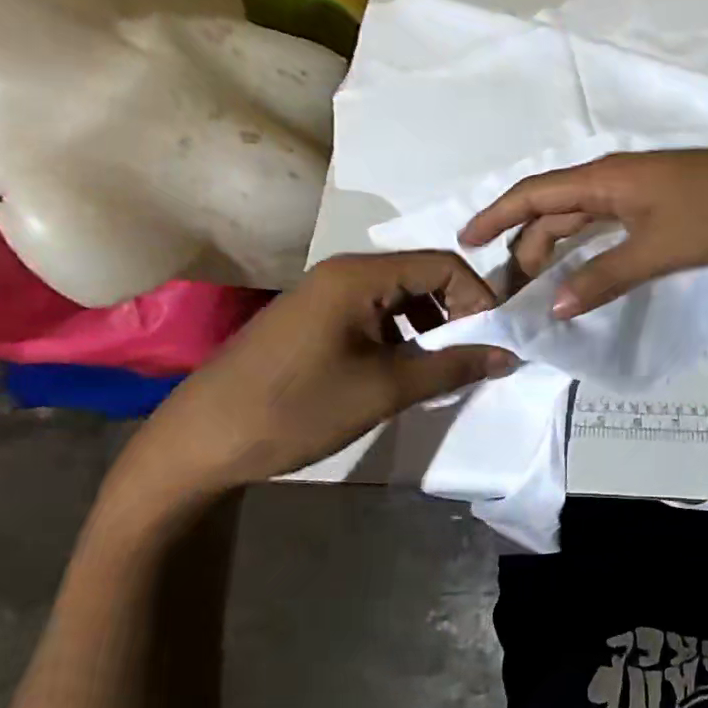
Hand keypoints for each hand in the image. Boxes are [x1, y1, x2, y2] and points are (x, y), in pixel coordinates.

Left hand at [119, 252, 515, 496]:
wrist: (198, 443)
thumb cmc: (296, 408)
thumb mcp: (384, 390)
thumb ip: (452, 367)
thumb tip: (509, 355)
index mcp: (358, 275)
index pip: (442, 264)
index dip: (478, 297)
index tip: (493, 338)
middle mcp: (341, 272)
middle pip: (421, 276)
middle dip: (456, 312)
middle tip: (471, 354)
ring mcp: (322, 295)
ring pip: (397, 297)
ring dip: (428, 326)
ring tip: (438, 367)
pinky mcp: (311, 319)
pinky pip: (371, 313)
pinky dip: (399, 335)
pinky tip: (400, 370)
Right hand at [459, 147, 707, 318]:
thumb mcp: (656, 250)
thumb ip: (603, 278)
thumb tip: (554, 307)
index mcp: (604, 180)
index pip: (534, 194)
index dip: (497, 215)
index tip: (465, 240)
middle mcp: (611, 178)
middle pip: (552, 209)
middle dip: (524, 243)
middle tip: (508, 288)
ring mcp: (634, 189)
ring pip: (579, 217)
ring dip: (554, 246)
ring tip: (534, 283)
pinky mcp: (654, 202)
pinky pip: (604, 222)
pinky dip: (585, 246)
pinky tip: (580, 269)